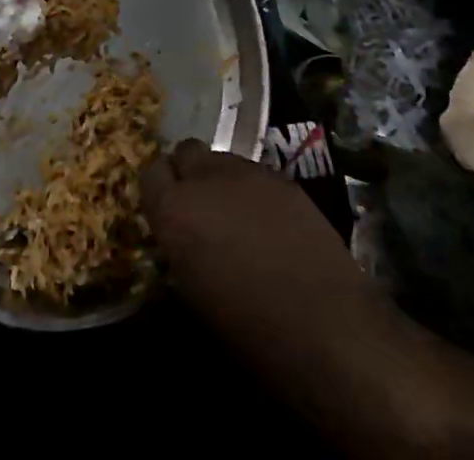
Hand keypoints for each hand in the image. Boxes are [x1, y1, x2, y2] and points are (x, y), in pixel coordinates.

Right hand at [142, 140, 371, 338]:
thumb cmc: (245, 322)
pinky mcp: (284, 179)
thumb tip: (183, 236)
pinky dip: (254, 189)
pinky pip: (256, 173)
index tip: (167, 206)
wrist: (321, 322)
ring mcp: (248, 173)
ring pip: (222, 158)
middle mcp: (205, 179)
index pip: (151, 173)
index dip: (160, 188)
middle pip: (186, 151)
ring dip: (221, 178)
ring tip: (237, 212)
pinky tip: (270, 220)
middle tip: (200, 202)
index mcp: (173, 209)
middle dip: (188, 170)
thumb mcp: (191, 289)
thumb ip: (179, 246)